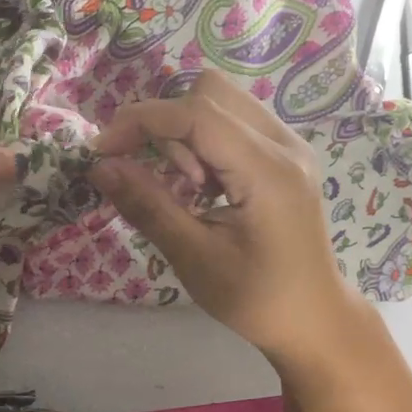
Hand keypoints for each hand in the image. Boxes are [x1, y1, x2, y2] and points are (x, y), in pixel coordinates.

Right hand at [89, 70, 362, 358]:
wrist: (311, 319)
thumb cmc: (253, 297)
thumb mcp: (193, 257)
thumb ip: (147, 206)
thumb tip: (100, 167)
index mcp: (268, 170)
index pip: (196, 114)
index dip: (140, 121)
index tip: (100, 150)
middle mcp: (284, 144)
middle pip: (208, 93)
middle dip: (162, 123)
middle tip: (148, 172)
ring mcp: (287, 147)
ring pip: (219, 103)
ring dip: (181, 134)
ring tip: (180, 187)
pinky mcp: (281, 157)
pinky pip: (230, 124)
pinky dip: (200, 143)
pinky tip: (198, 187)